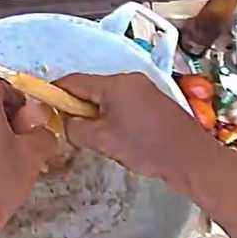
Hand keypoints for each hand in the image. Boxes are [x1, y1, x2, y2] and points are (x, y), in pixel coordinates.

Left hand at [0, 80, 63, 231]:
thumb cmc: (1, 178)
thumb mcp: (34, 154)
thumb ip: (44, 135)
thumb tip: (44, 131)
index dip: (16, 92)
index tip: (31, 110)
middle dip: (15, 114)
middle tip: (32, 132)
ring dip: (8, 132)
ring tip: (26, 153)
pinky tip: (11, 167)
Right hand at [53, 73, 215, 192]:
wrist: (192, 158)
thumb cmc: (146, 147)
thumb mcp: (102, 141)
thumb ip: (75, 128)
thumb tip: (66, 122)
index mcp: (114, 83)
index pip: (73, 81)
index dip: (55, 93)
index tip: (44, 108)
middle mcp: (128, 78)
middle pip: (90, 87)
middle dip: (76, 105)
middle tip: (69, 128)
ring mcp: (143, 87)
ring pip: (106, 95)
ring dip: (94, 111)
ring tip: (93, 135)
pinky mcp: (153, 100)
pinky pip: (122, 101)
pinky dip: (111, 113)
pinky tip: (114, 133)